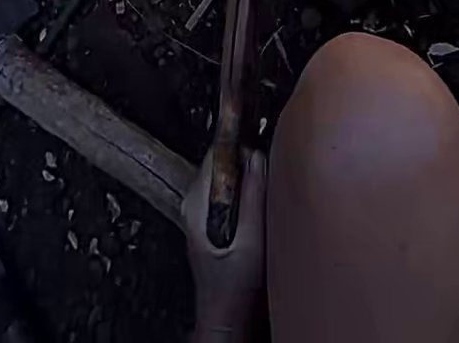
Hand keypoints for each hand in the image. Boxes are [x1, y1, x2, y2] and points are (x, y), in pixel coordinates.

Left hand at [181, 148, 267, 341]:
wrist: (224, 316)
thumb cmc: (232, 289)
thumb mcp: (251, 244)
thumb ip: (254, 199)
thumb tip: (257, 158)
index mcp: (196, 205)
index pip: (215, 153)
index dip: (238, 144)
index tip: (257, 141)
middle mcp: (193, 203)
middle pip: (220, 159)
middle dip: (245, 158)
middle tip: (266, 168)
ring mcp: (199, 208)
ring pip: (225, 171)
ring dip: (245, 172)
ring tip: (262, 185)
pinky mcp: (208, 214)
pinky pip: (227, 185)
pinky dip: (243, 184)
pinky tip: (255, 199)